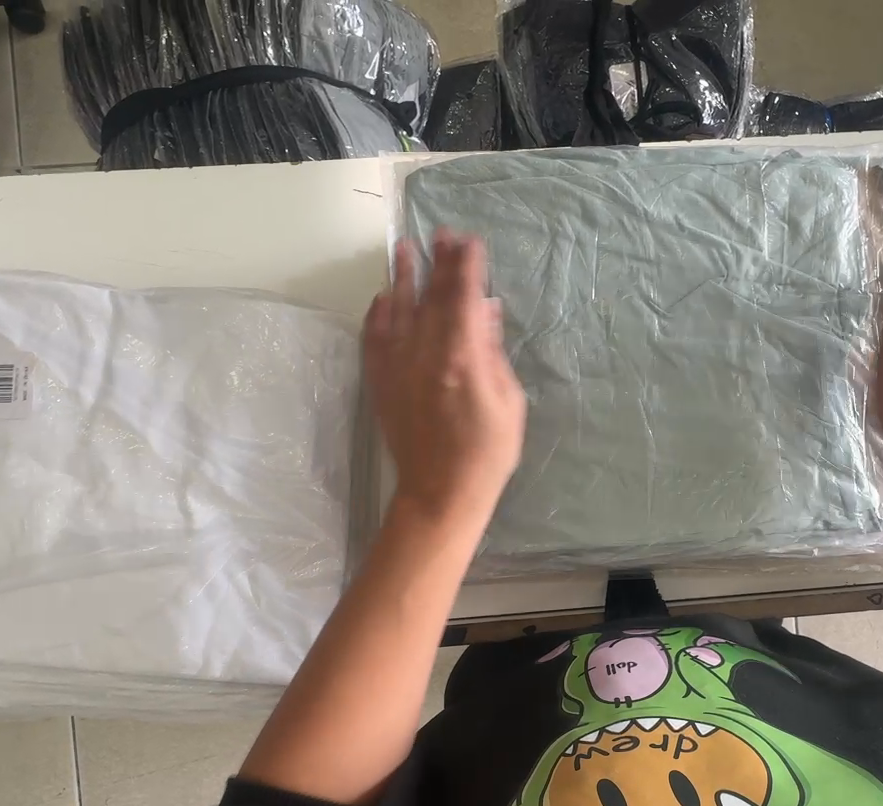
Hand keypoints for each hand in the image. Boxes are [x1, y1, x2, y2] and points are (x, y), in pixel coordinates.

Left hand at [366, 231, 526, 527]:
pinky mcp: (380, 383)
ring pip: (396, 310)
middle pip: (430, 296)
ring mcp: (397, 367)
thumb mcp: (508, 402)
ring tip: (404, 249)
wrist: (439, 493)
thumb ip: (494, 353)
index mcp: (462, 357)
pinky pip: (374, 339)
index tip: (470, 242)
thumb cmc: (486, 454)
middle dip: (437, 263)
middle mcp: (424, 353)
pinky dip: (377, 315)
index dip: (467, 266)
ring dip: (401, 277)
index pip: (463, 297)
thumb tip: (487, 312)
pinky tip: (382, 298)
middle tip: (441, 234)